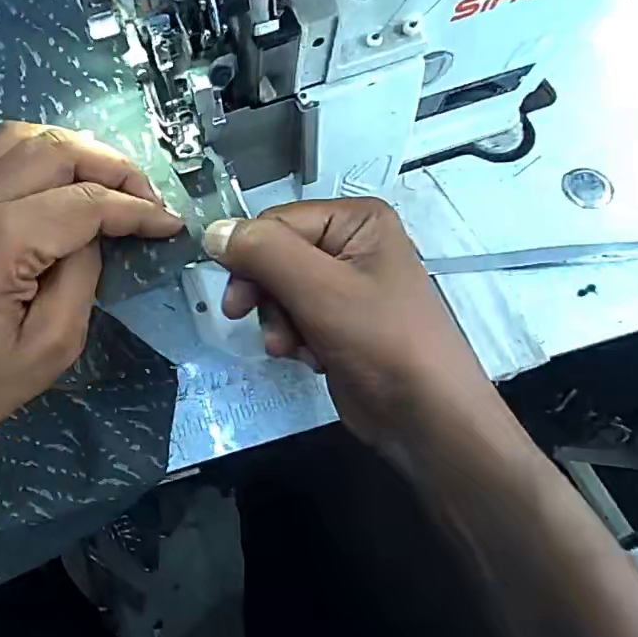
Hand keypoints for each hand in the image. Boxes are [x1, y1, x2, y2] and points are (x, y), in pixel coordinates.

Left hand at [0, 124, 182, 474]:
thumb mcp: (57, 341)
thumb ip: (85, 273)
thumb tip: (100, 229)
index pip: (83, 203)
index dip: (136, 210)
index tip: (172, 223)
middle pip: (55, 152)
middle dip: (115, 168)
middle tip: (149, 201)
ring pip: (27, 137)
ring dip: (80, 153)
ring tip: (116, 186)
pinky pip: (3, 151)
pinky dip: (47, 155)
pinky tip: (72, 182)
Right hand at [202, 198, 510, 464]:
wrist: (425, 416)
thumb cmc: (381, 342)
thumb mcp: (320, 290)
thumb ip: (264, 254)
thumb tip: (212, 231)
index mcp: (357, 220)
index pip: (277, 221)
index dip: (250, 257)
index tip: (234, 299)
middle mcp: (352, 245)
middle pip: (276, 257)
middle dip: (266, 295)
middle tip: (250, 321)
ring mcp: (347, 286)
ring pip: (281, 291)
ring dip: (279, 323)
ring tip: (294, 348)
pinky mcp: (340, 322)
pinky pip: (296, 318)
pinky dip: (295, 339)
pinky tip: (312, 359)